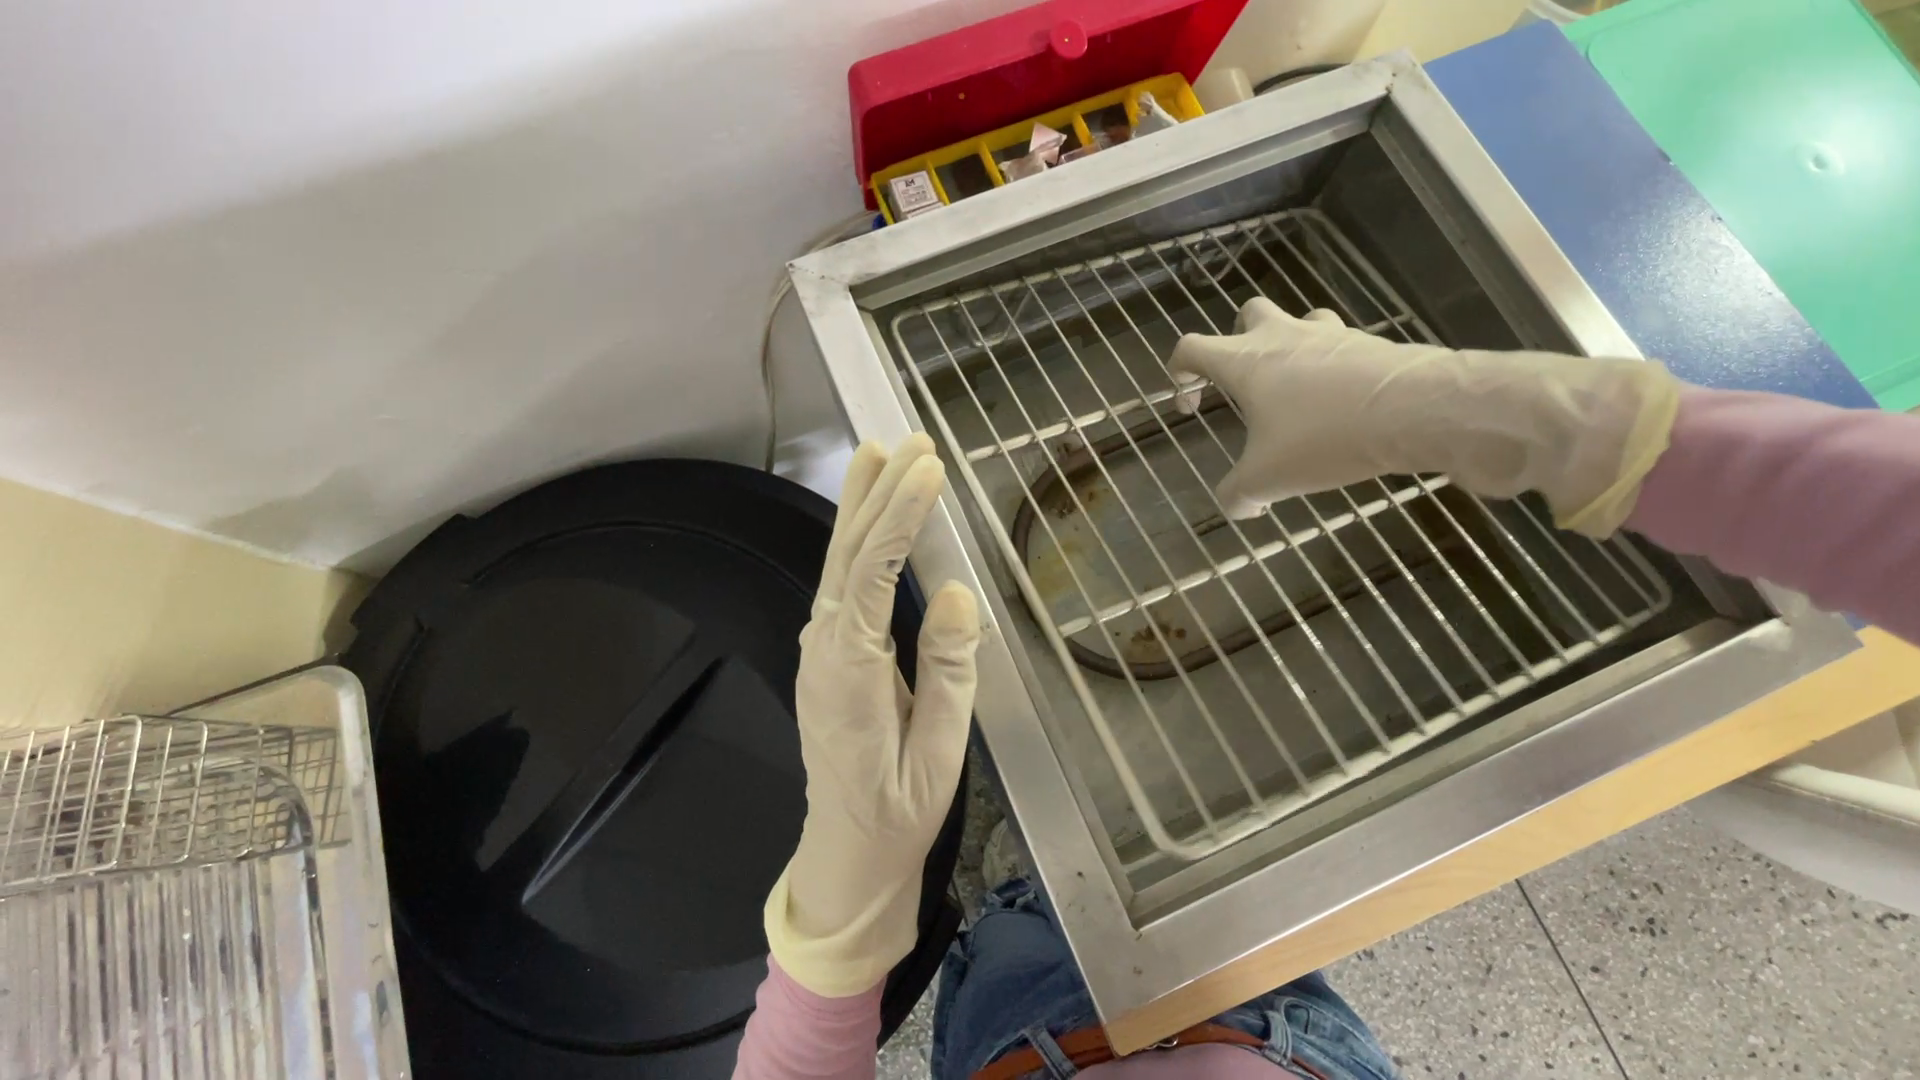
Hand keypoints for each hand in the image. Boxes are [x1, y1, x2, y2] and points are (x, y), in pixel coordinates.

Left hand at [764, 433, 980, 997]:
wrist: (848, 853)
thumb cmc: (899, 813)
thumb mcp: (939, 751)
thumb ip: (946, 671)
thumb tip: (956, 592)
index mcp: (849, 670)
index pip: (872, 572)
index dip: (900, 516)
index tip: (929, 468)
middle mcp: (823, 649)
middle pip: (847, 554)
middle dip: (878, 494)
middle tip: (909, 440)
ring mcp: (818, 651)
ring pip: (837, 564)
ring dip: (860, 507)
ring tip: (879, 453)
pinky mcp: (826, 656)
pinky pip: (841, 584)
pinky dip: (857, 541)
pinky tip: (869, 518)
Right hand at [1167, 298, 1682, 535]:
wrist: (1420, 412)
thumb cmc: (1326, 438)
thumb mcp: (1268, 479)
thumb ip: (1238, 495)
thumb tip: (1235, 507)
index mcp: (1246, 361)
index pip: (1192, 347)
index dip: (1180, 372)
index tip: (1189, 401)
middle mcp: (1285, 337)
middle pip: (1249, 314)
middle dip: (1239, 341)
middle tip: (1246, 383)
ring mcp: (1333, 338)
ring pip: (1302, 322)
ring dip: (1292, 346)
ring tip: (1298, 389)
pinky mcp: (1374, 348)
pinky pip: (1344, 349)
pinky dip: (1336, 370)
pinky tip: (1344, 407)